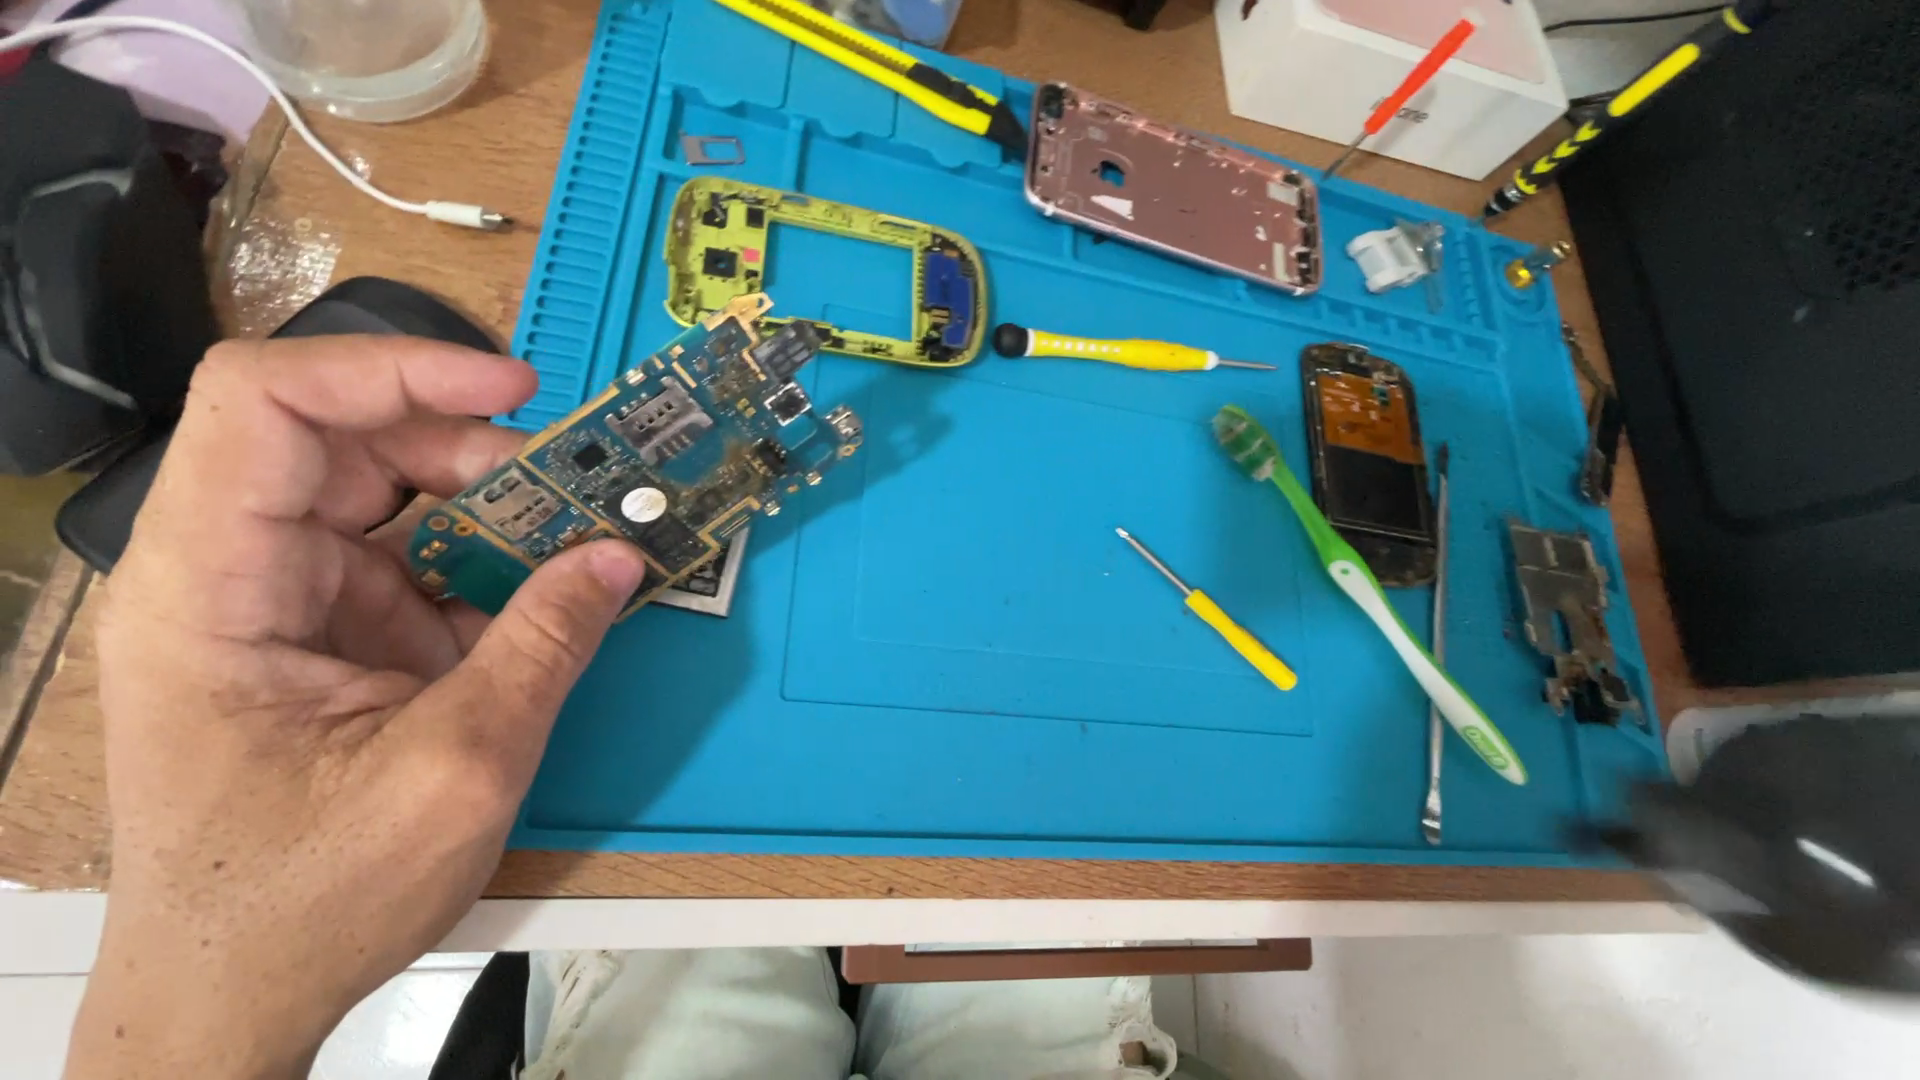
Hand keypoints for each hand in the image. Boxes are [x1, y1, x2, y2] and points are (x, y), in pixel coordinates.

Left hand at [65, 337, 645, 1078]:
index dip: (396, 368)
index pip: (268, 404)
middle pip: (350, 442)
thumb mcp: (457, 765)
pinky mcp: (344, 631)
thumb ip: (547, 643)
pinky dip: (501, 560)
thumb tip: (625, 556)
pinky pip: (427, 560)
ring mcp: (296, 600)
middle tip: (578, 485)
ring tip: (583, 533)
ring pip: (397, 496)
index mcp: (214, 586)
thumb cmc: (313, 896)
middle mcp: (241, 570)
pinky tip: (558, 584)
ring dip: (499, 505)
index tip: (517, 389)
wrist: (242, 995)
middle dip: (475, 448)